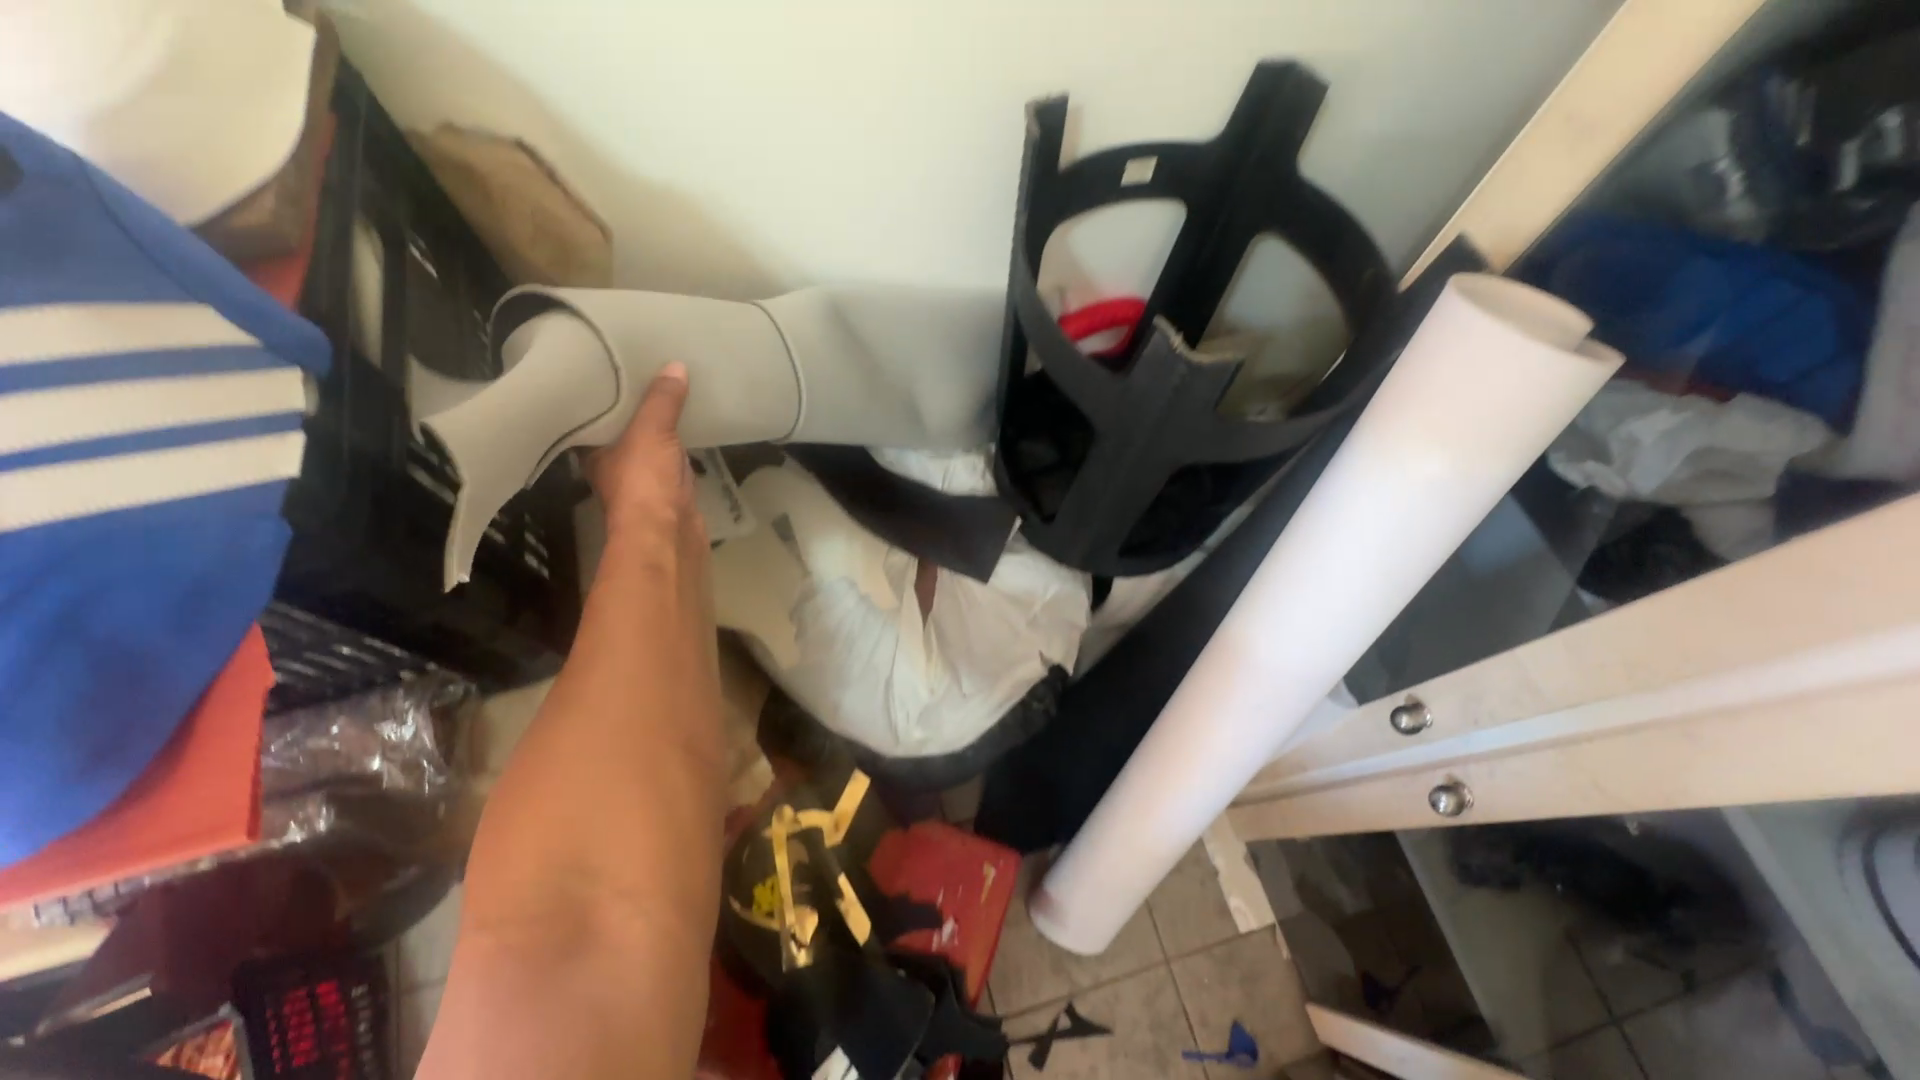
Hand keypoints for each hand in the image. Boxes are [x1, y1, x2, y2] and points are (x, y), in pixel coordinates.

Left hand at [590, 362, 702, 546]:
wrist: (668, 536)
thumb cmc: (644, 482)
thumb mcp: (651, 431)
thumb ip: (662, 400)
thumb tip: (675, 366)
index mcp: (593, 451)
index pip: (591, 416)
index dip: (600, 394)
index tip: (611, 369)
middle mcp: (612, 466)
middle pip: (621, 430)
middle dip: (633, 408)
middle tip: (646, 372)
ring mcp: (641, 482)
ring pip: (648, 446)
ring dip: (659, 428)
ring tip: (672, 393)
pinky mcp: (668, 493)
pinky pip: (672, 460)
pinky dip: (679, 447)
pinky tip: (690, 428)